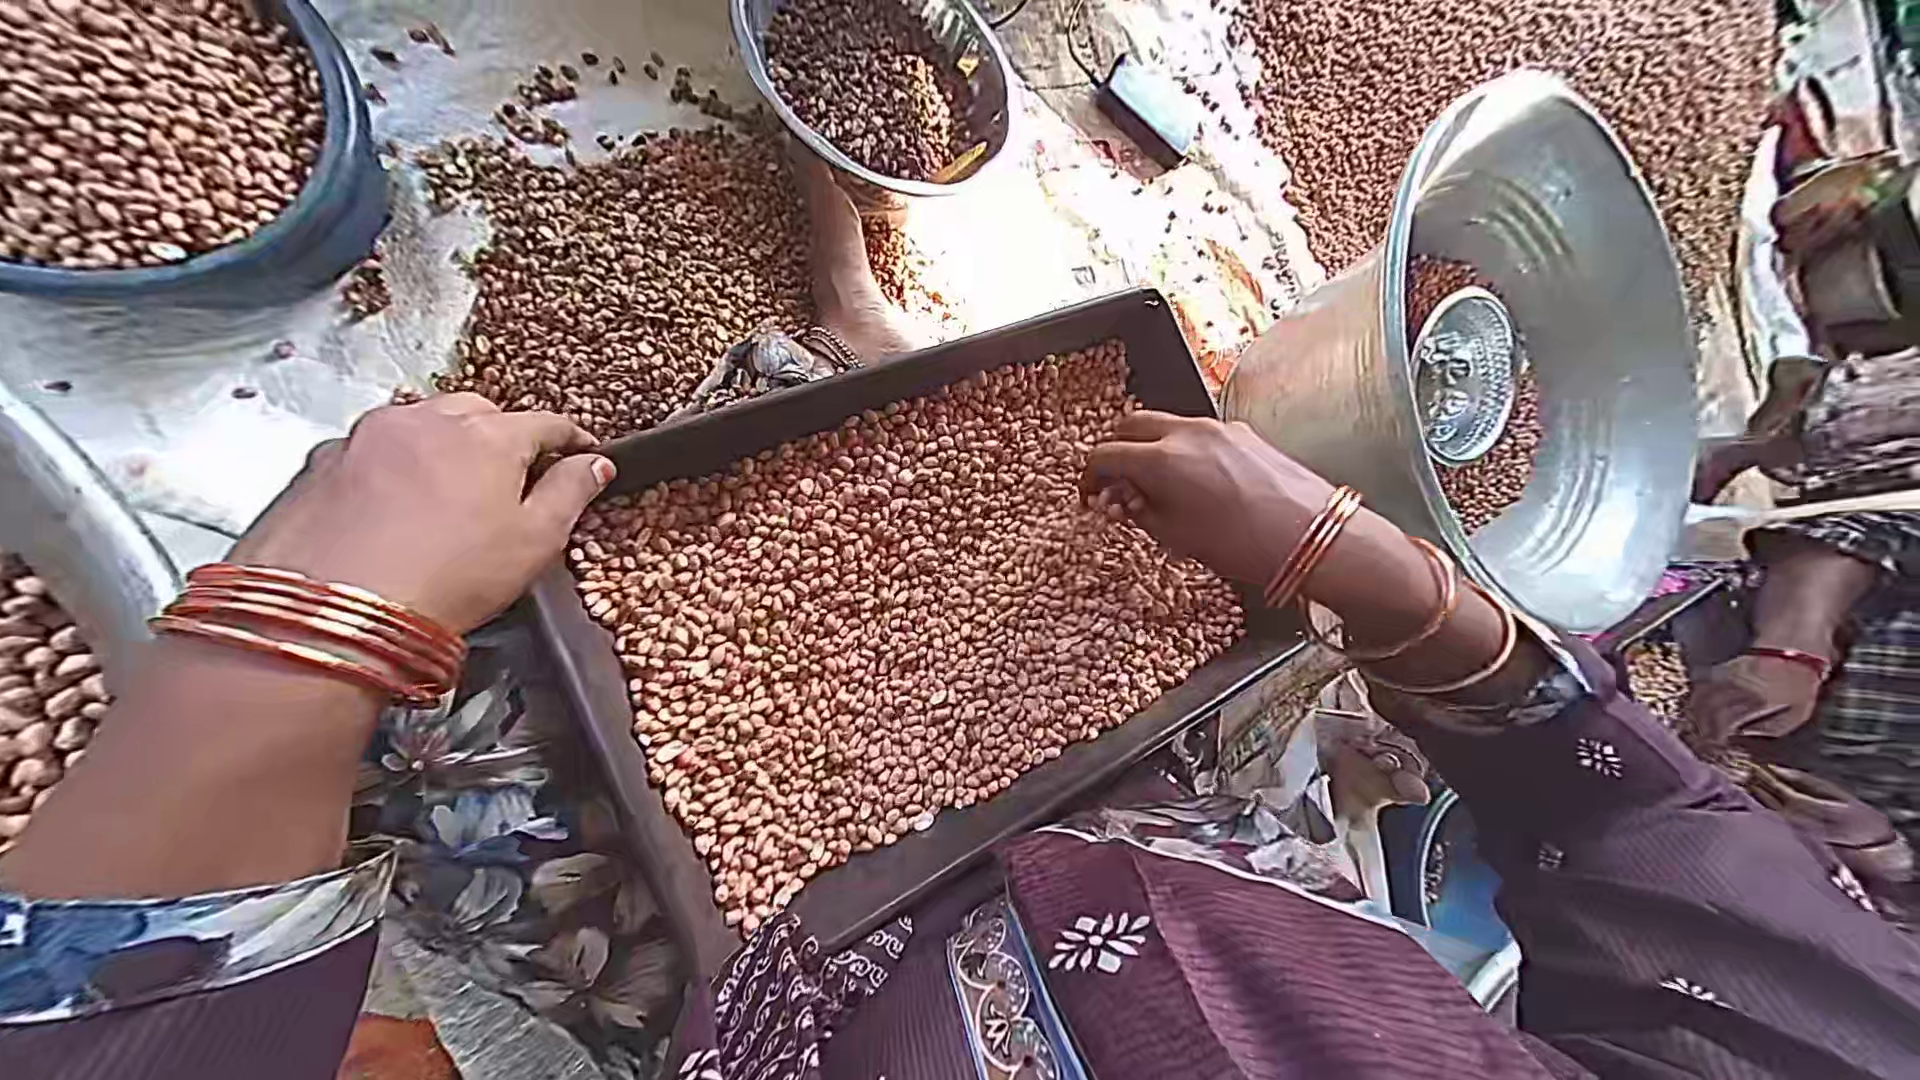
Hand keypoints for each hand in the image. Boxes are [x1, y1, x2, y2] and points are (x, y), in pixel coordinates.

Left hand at [229, 394, 614, 633]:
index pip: (546, 422)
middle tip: (520, 471)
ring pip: (425, 422)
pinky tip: (406, 502)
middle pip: (481, 411)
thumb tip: (594, 464)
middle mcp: (424, 421)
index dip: (572, 438)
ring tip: (461, 485)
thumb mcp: (538, 536)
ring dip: (452, 442)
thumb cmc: (453, 574)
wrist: (333, 613)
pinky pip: (378, 447)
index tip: (583, 452)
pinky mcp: (319, 462)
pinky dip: (403, 462)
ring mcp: (365, 437)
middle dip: (507, 432)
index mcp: (487, 436)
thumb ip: (571, 490)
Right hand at [1080, 413, 1424, 624]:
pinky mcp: (1240, 432)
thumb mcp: (1174, 535)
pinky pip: (1194, 431)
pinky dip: (1177, 447)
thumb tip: (1121, 499)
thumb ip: (1138, 510)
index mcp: (1161, 459)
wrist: (1315, 537)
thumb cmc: (1242, 543)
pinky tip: (1189, 479)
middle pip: (1129, 424)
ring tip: (1153, 484)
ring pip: (1163, 424)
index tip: (1090, 493)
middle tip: (1115, 482)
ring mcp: (1216, 427)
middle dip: (1115, 450)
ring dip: (1146, 446)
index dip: (1089, 475)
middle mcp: (1185, 431)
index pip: (1105, 454)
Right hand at [1688, 652, 1825, 744]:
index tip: (1711, 746)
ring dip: (1693, 715)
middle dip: (1700, 727)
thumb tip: (1745, 734)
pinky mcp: (1711, 673)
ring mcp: (1717, 679)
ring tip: (1693, 726)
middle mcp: (1728, 690)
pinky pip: (1697, 690)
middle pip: (1705, 712)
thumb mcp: (1799, 711)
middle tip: (1697, 739)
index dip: (1714, 735)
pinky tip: (1694, 709)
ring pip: (1697, 701)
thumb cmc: (1799, 684)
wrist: (1789, 652)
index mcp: (1751, 701)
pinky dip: (1694, 701)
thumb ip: (1772, 727)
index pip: (1723, 722)